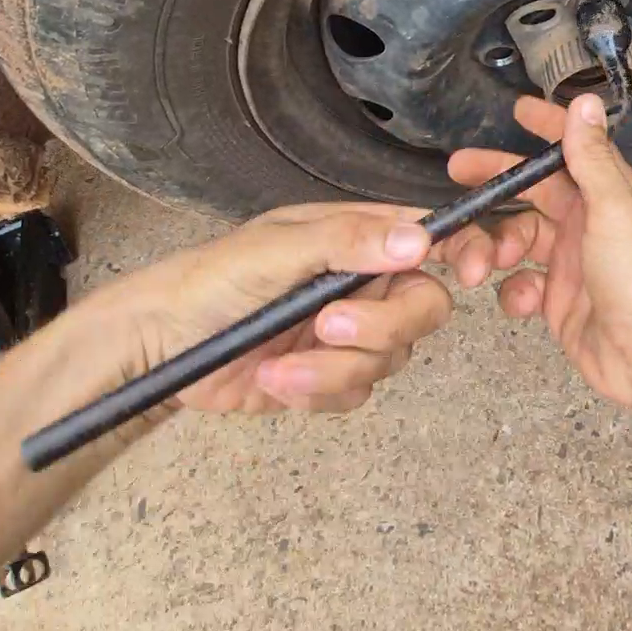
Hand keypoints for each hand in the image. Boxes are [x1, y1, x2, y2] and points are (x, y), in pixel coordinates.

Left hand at [91, 203, 502, 414]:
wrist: (155, 350)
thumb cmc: (213, 279)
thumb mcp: (278, 248)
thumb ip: (349, 241)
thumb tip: (422, 240)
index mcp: (364, 240)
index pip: (436, 236)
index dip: (468, 250)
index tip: (477, 273)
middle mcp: (370, 284)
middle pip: (426, 307)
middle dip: (384, 325)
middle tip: (332, 326)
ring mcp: (354, 333)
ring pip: (392, 357)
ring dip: (337, 367)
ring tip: (280, 366)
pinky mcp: (333, 378)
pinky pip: (360, 394)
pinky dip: (321, 393)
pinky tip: (277, 382)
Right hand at [447, 93, 631, 408]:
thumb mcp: (615, 211)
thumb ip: (594, 159)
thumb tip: (586, 104)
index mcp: (610, 195)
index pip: (576, 148)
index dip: (549, 126)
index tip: (519, 110)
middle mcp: (591, 223)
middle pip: (535, 191)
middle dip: (498, 181)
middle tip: (458, 171)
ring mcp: (573, 263)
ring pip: (519, 238)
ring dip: (495, 246)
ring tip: (484, 264)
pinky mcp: (559, 301)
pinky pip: (521, 284)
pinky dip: (513, 291)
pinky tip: (522, 302)